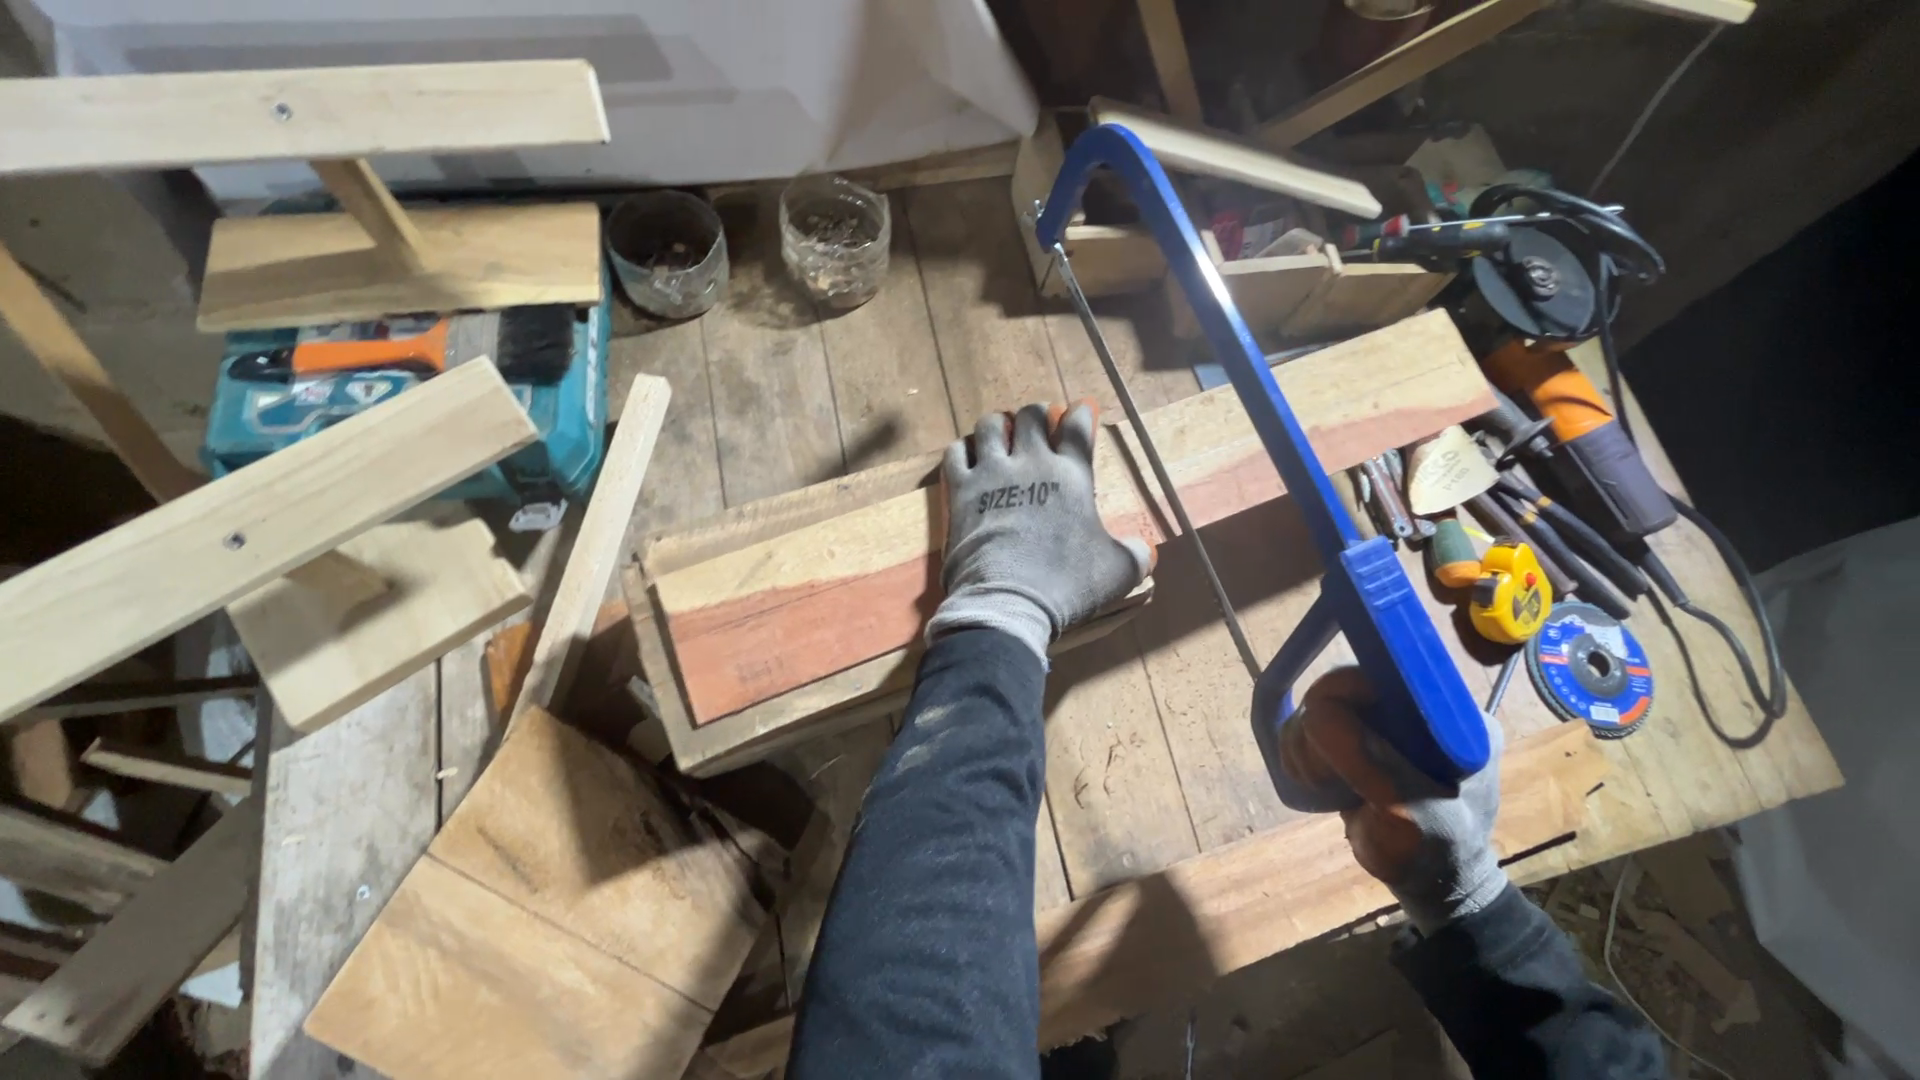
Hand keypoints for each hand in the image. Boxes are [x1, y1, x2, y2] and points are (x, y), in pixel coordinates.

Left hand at [928, 403, 1153, 662]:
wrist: (1009, 602)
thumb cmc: (1067, 585)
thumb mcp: (1117, 572)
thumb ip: (1135, 554)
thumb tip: (1145, 550)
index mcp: (1072, 475)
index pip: (1076, 426)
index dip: (1079, 414)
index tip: (1079, 412)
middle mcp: (1031, 463)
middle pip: (1031, 415)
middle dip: (1036, 416)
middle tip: (1037, 429)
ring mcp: (992, 474)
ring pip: (990, 425)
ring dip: (998, 426)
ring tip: (1001, 437)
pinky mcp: (960, 491)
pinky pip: (956, 452)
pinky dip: (964, 449)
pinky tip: (969, 458)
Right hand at [1293, 668, 1506, 933]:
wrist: (1432, 885)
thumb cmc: (1432, 852)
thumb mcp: (1408, 812)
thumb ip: (1370, 760)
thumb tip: (1317, 712)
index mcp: (1448, 715)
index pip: (1383, 671)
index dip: (1345, 694)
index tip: (1327, 734)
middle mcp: (1415, 709)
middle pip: (1341, 687)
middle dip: (1318, 730)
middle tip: (1321, 774)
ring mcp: (1382, 723)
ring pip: (1315, 707)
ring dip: (1304, 746)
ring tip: (1322, 785)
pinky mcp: (1355, 738)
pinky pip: (1306, 726)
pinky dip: (1298, 751)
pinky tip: (1314, 781)